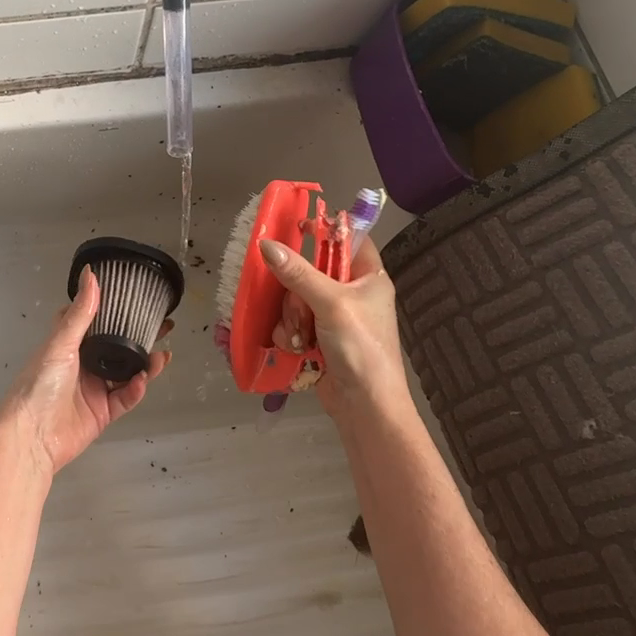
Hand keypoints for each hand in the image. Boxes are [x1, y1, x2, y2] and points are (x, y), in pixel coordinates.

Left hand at [0, 266, 170, 476]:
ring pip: (126, 372)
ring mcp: (93, 388)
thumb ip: (80, 312)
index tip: (135, 297)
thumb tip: (90, 274)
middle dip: (139, 337)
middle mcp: (82, 364)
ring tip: (163, 355)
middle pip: (116, 347)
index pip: (93, 320)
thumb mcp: (60, 343)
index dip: (112, 308)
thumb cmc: (39, 384)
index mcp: (68, 344)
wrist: (32, 436)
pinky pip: (125, 398)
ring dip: (145, 364)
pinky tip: (143, 381)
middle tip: (164, 326)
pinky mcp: (102, 412)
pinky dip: (136, 390)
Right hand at [261, 237, 406, 420]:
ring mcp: (334, 317)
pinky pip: (293, 322)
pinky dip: (291, 333)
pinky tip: (296, 347)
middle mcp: (352, 293)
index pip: (349, 239)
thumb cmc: (361, 348)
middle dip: (296, 287)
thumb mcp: (331, 304)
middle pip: (312, 269)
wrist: (365, 406)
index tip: (297, 228)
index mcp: (369, 277)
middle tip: (293, 297)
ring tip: (300, 333)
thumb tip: (266, 244)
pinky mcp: (318, 337)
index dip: (326, 230)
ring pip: (296, 297)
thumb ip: (298, 273)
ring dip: (291, 315)